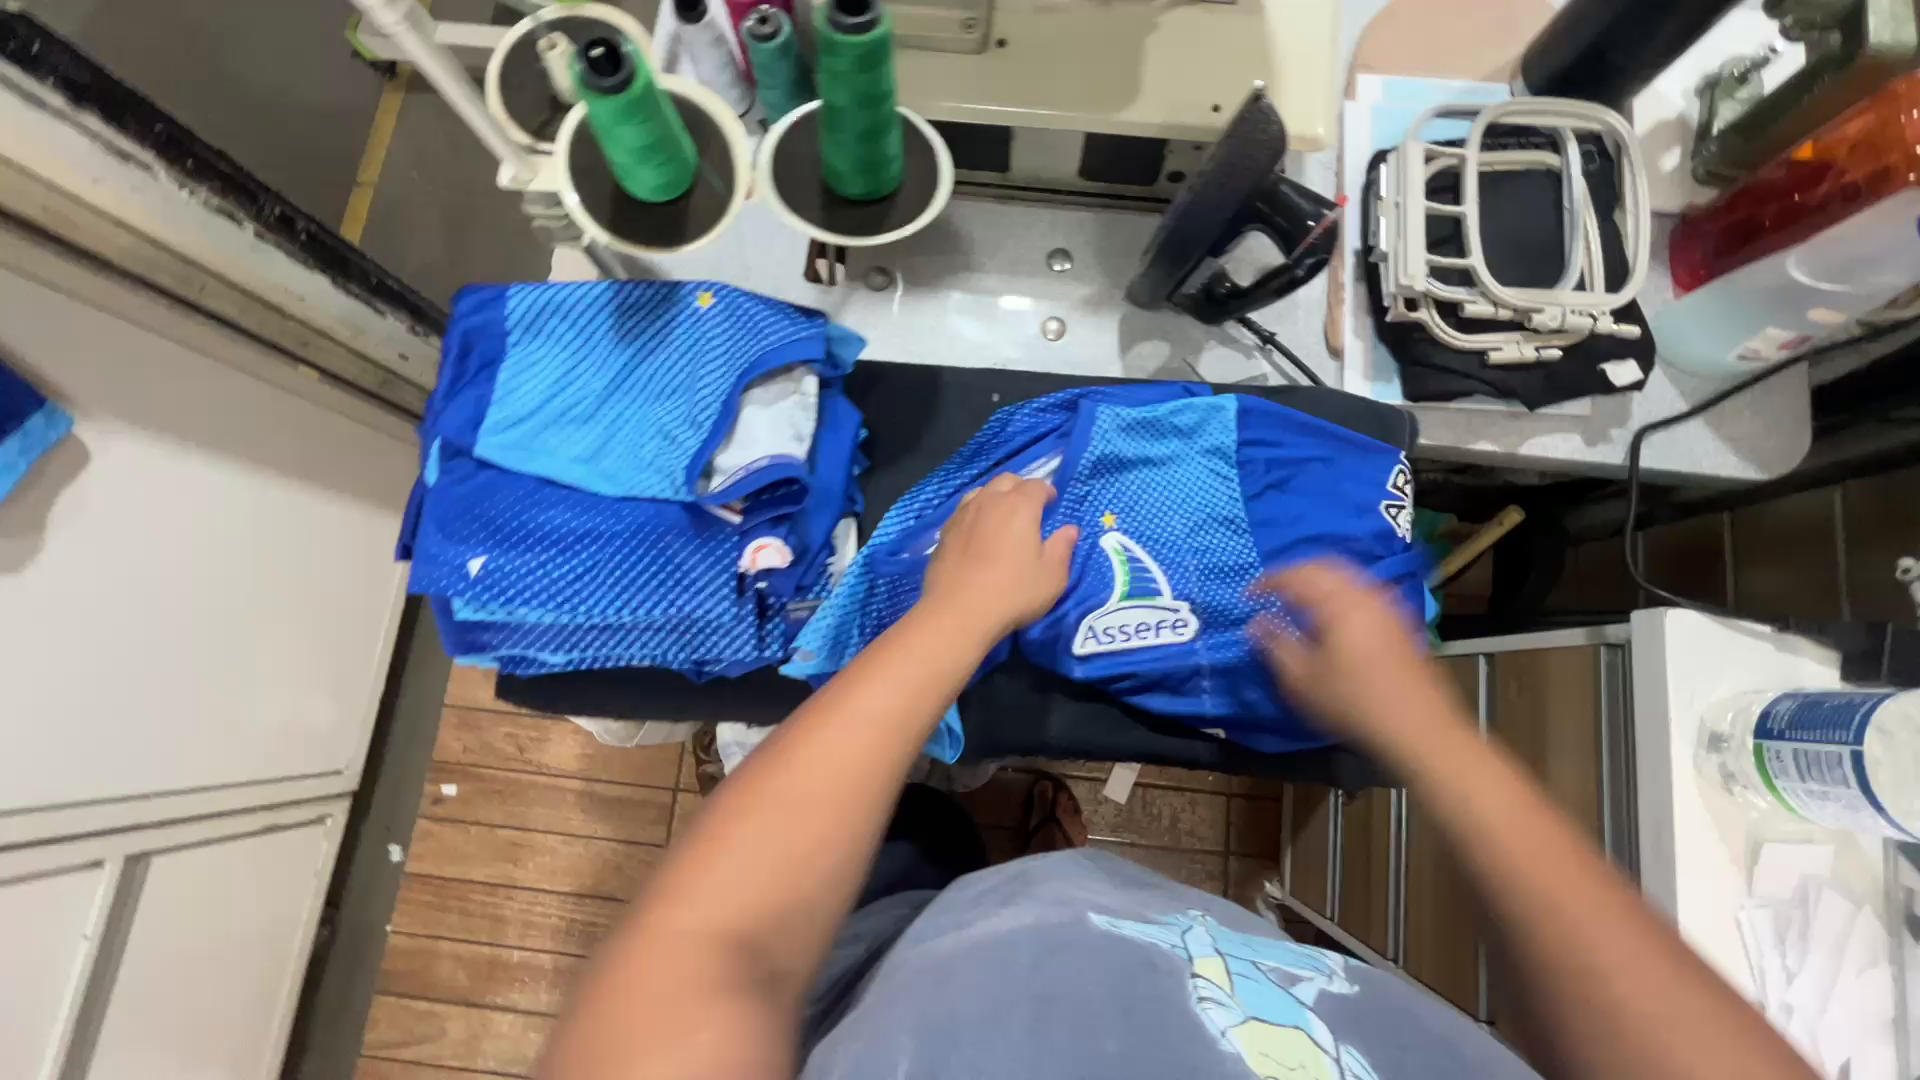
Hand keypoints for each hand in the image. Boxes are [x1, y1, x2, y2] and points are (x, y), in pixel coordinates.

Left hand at [917, 473, 1078, 641]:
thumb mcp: (1052, 575)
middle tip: (1029, 506)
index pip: (1037, 486)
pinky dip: (976, 513)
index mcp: (1019, 506)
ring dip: (995, 497)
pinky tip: (978, 532)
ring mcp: (963, 514)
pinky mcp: (945, 532)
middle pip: (1006, 481)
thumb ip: (1063, 548)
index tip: (1052, 503)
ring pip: (982, 491)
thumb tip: (1070, 529)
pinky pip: (964, 510)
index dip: (1047, 491)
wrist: (958, 611)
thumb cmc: (1013, 592)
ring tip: (1002, 516)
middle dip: (1021, 487)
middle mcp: (989, 501)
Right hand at [1248, 558, 1472, 765]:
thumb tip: (1255, 623)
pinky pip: (1362, 593)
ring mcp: (1388, 608)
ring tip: (1297, 603)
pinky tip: (1330, 619)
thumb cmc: (1353, 703)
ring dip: (1318, 583)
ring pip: (1346, 578)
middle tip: (1271, 591)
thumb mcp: (1301, 679)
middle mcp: (1365, 595)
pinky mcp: (1400, 624)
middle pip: (1324, 567)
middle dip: (1293, 575)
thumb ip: (1274, 644)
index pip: (1295, 575)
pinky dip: (1338, 596)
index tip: (1247, 597)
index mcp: (1337, 603)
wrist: (1419, 729)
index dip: (1266, 582)